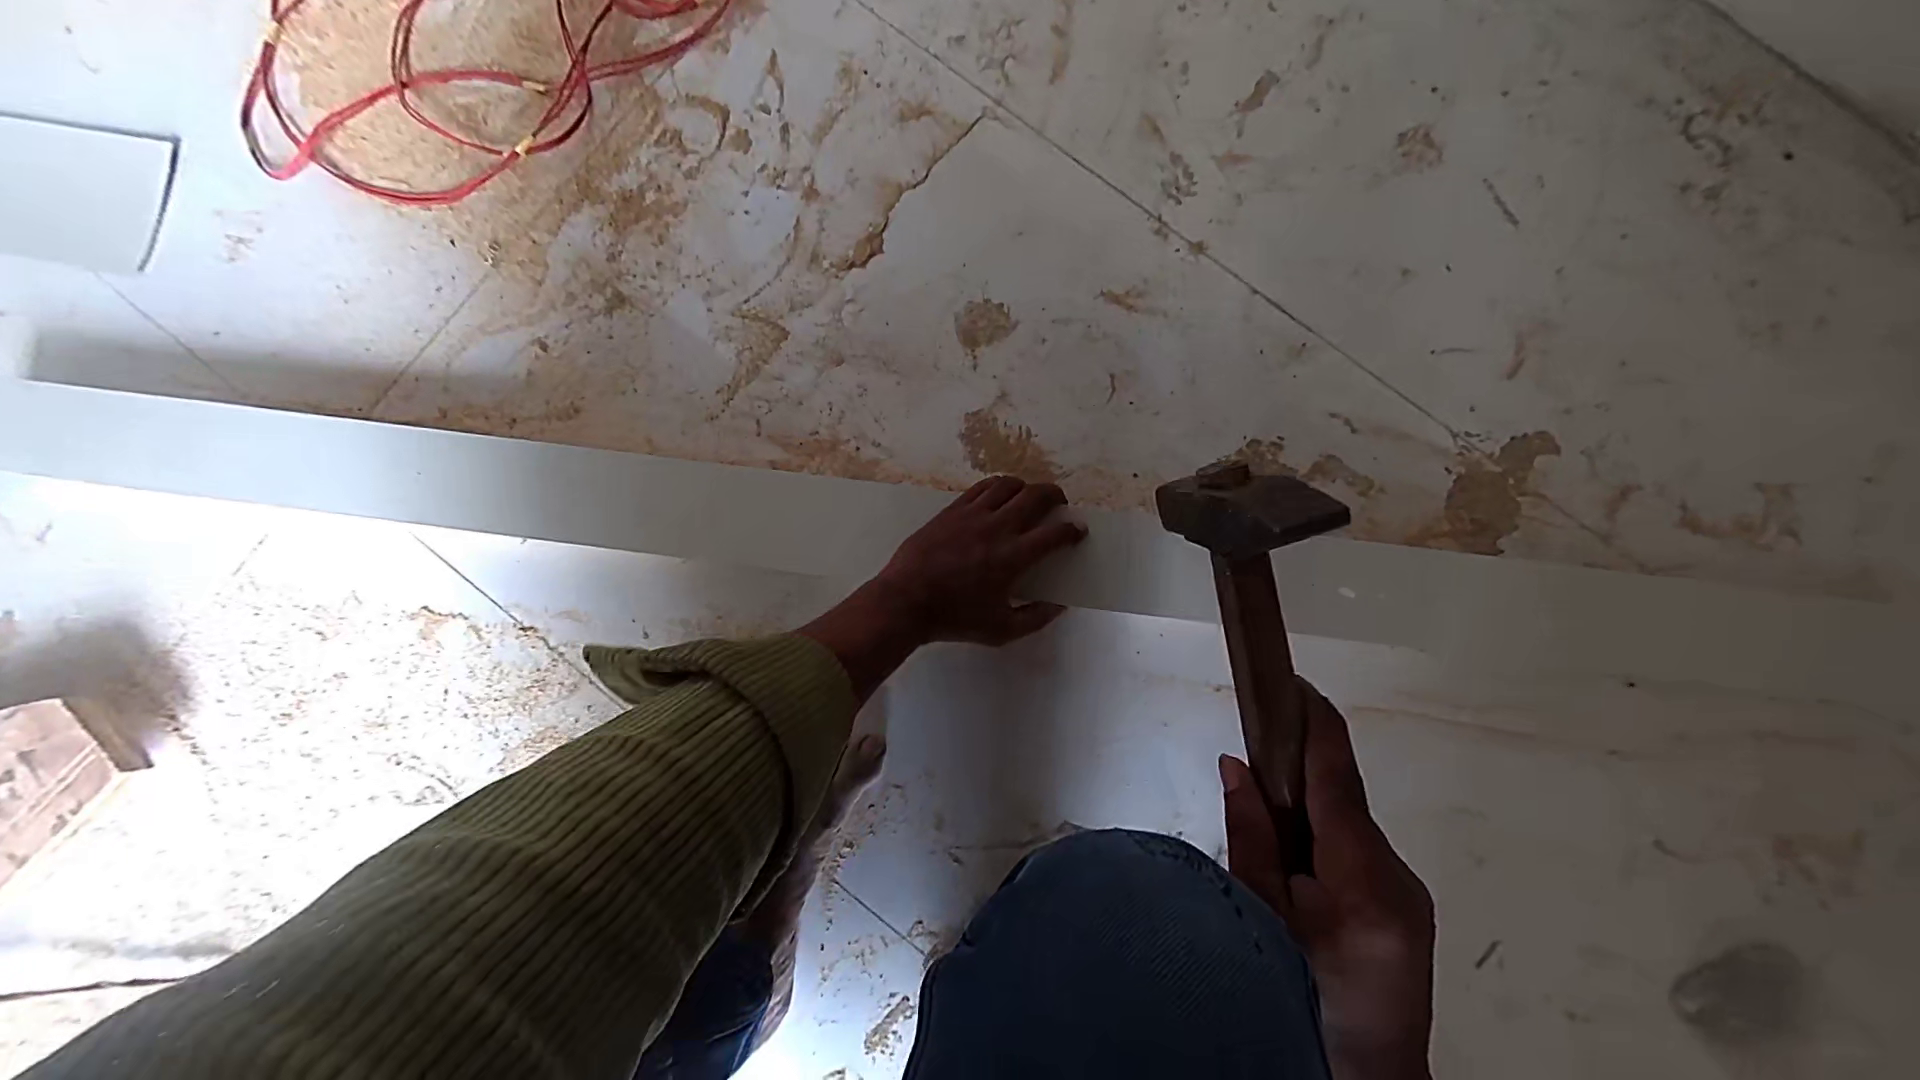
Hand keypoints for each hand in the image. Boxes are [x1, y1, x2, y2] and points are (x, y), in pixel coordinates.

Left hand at [799, 476, 1085, 698]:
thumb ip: (1035, 618)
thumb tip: (1059, 605)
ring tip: (1029, 497)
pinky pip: (981, 488)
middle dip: (1055, 495)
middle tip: (1059, 504)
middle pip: (1036, 496)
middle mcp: (997, 528)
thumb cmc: (955, 619)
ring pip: (1008, 485)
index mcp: (1013, 557)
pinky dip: (998, 487)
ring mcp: (973, 515)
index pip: (1054, 534)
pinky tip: (999, 495)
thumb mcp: (1001, 631)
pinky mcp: (952, 510)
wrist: (906, 601)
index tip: (1077, 531)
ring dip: (1026, 487)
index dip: (1072, 530)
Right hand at [1219, 680, 1434, 1079]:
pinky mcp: (1401, 900)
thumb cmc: (1301, 995)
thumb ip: (1249, 837)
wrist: (1364, 1074)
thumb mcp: (1261, 915)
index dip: (1316, 725)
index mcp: (1364, 877)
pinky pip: (1353, 846)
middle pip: (1341, 798)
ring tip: (1263, 829)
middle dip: (1296, 773)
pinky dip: (1319, 836)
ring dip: (1304, 809)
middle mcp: (1396, 873)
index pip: (1337, 778)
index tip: (1294, 684)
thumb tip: (1236, 765)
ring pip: (1345, 822)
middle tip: (1251, 768)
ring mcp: (1405, 887)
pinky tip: (1292, 864)